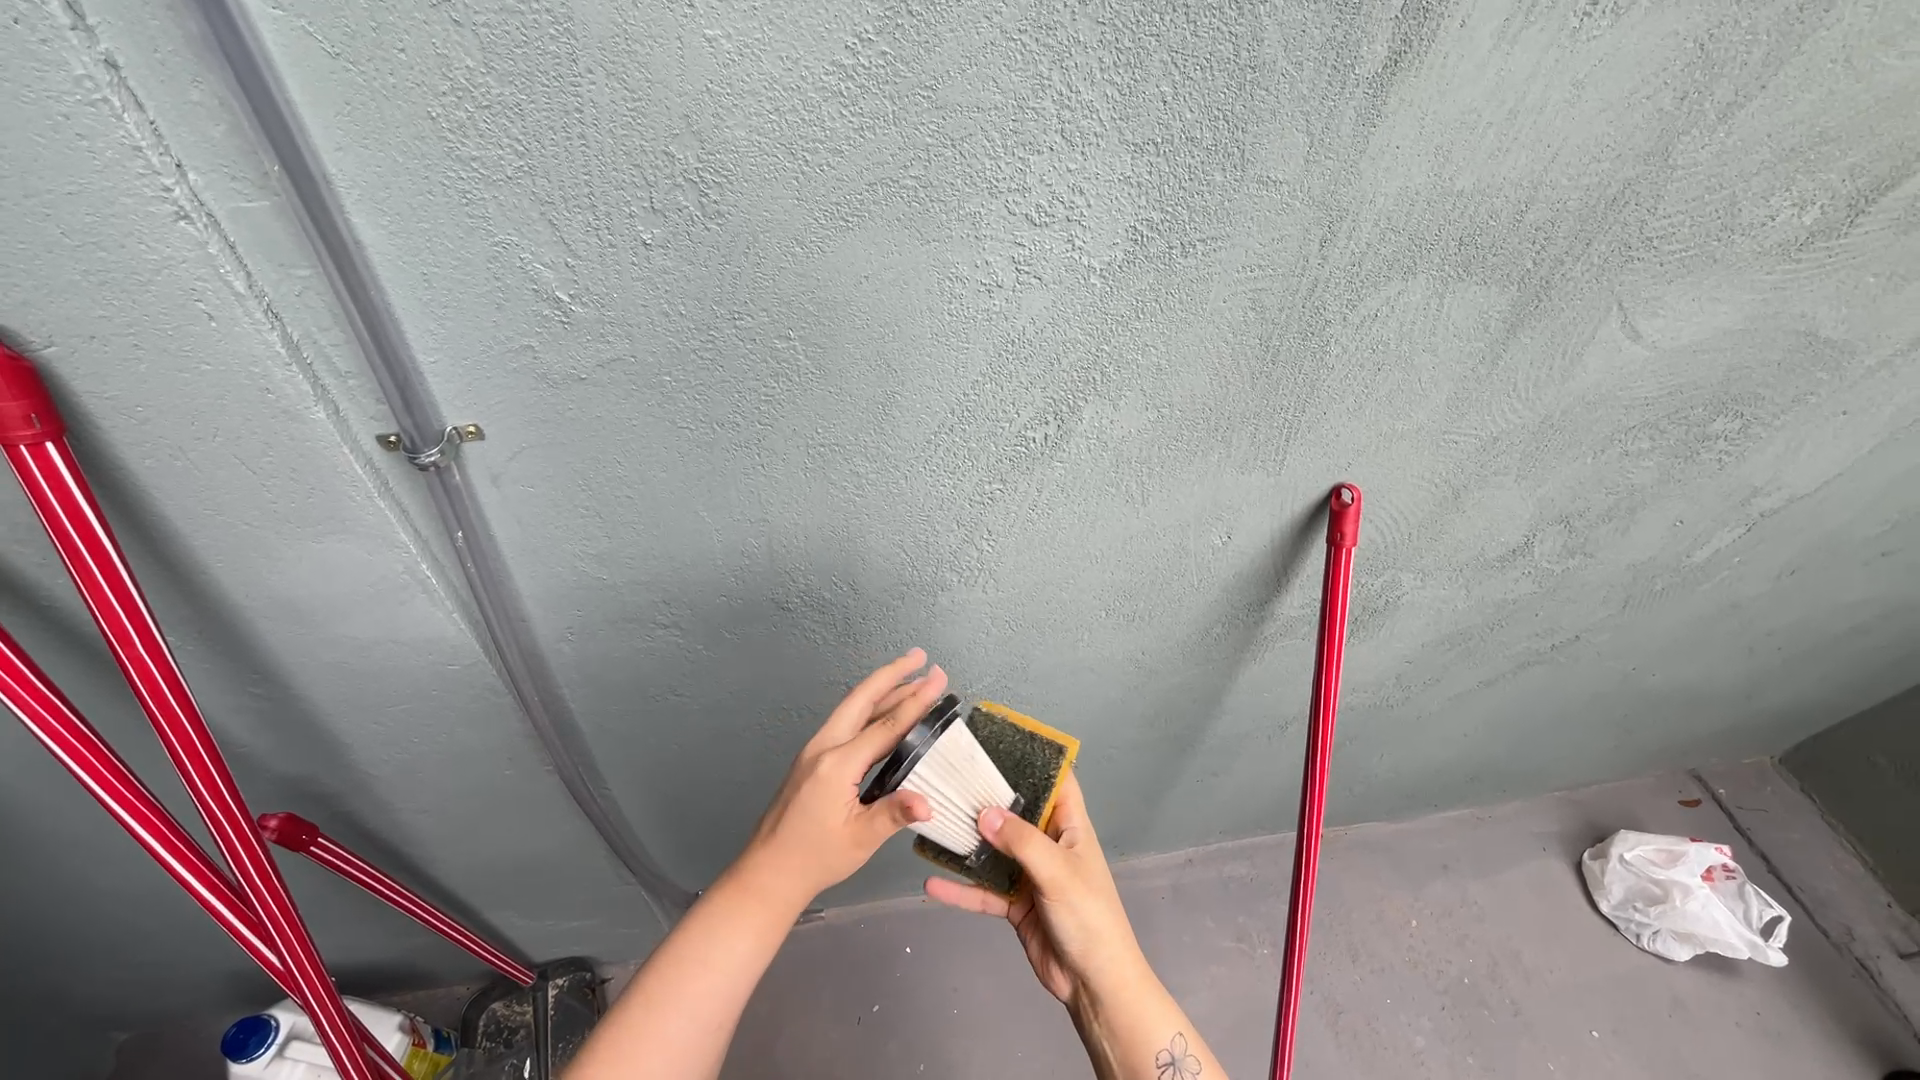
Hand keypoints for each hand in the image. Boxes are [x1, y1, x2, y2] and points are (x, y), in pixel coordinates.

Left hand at [736, 649, 945, 905]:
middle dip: (893, 674)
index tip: (938, 681)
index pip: (885, 726)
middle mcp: (824, 748)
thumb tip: (927, 803)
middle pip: (862, 699)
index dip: (915, 702)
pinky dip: (868, 707)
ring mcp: (815, 750)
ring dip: (881, 689)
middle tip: (921, 657)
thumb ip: (894, 814)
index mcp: (837, 764)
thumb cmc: (814, 858)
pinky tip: (882, 709)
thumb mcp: (859, 839)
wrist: (768, 871)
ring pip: (852, 708)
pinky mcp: (812, 759)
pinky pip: (845, 722)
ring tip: (910, 674)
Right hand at [923, 771, 1149, 1006]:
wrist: (1093, 984)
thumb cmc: (1089, 918)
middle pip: (1016, 811)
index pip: (1056, 780)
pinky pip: (984, 890)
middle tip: (951, 776)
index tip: (1001, 739)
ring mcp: (1031, 874)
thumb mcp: (1058, 872)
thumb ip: (1021, 841)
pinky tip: (933, 883)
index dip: (1034, 757)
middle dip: (988, 796)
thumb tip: (983, 813)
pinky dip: (961, 888)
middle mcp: (1049, 844)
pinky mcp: (1016, 904)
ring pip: (994, 850)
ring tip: (933, 822)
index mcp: (1070, 827)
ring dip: (968, 841)